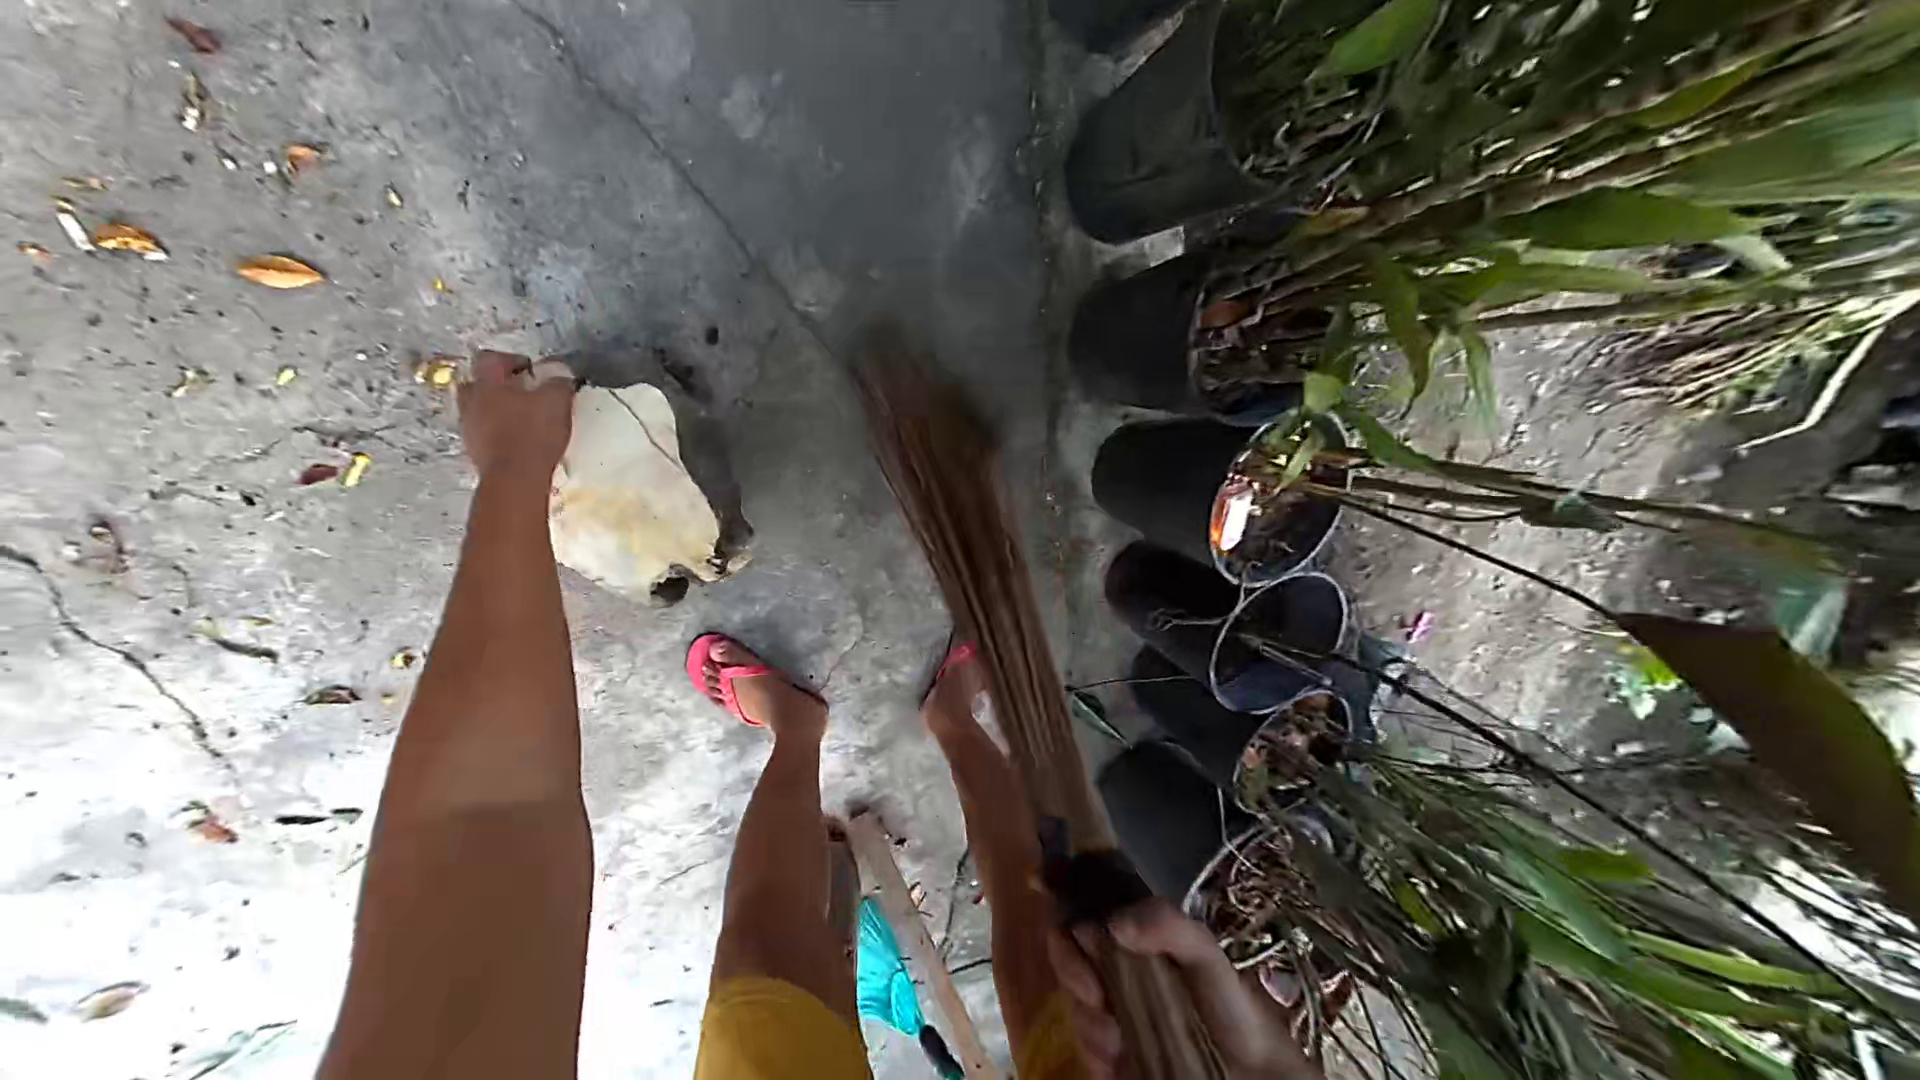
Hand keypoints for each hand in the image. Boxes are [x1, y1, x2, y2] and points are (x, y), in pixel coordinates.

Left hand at [456, 350, 575, 485]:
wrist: (515, 477)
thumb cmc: (534, 433)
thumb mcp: (557, 402)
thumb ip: (558, 382)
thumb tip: (560, 373)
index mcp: (486, 383)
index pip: (491, 358)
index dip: (513, 359)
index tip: (533, 369)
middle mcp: (470, 400)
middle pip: (480, 383)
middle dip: (501, 385)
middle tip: (524, 392)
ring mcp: (468, 426)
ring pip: (481, 408)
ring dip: (499, 408)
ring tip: (524, 417)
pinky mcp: (474, 449)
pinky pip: (485, 430)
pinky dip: (500, 430)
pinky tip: (520, 438)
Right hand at [1046, 897, 1318, 1079]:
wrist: (1254, 1075)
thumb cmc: (1230, 1005)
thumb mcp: (1205, 951)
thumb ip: (1166, 923)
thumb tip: (1112, 924)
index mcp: (1130, 937)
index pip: (1081, 909)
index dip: (1059, 898)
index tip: (1042, 893)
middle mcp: (1113, 970)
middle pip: (1065, 954)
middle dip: (1071, 970)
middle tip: (1096, 992)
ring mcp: (1110, 1013)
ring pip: (1071, 1003)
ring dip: (1088, 1018)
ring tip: (1120, 1036)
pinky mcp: (1109, 1057)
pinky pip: (1082, 1048)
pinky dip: (1095, 1052)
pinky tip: (1120, 1059)